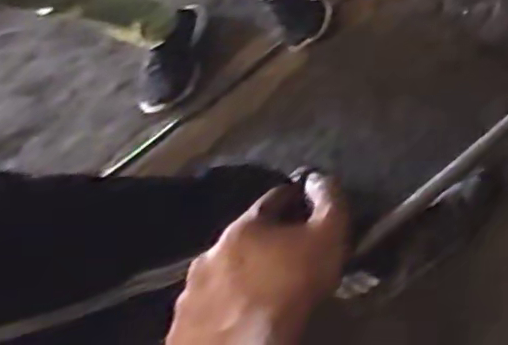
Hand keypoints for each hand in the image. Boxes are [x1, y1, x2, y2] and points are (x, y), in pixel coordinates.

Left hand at [167, 174, 350, 344]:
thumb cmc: (294, 287)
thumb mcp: (330, 232)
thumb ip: (328, 197)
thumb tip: (317, 179)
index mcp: (243, 227)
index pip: (275, 197)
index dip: (299, 201)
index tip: (314, 214)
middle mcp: (207, 255)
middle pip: (247, 236)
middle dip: (268, 240)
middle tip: (291, 255)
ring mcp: (187, 297)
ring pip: (224, 272)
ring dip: (243, 274)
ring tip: (265, 290)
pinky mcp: (177, 333)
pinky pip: (208, 307)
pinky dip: (224, 306)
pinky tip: (242, 317)